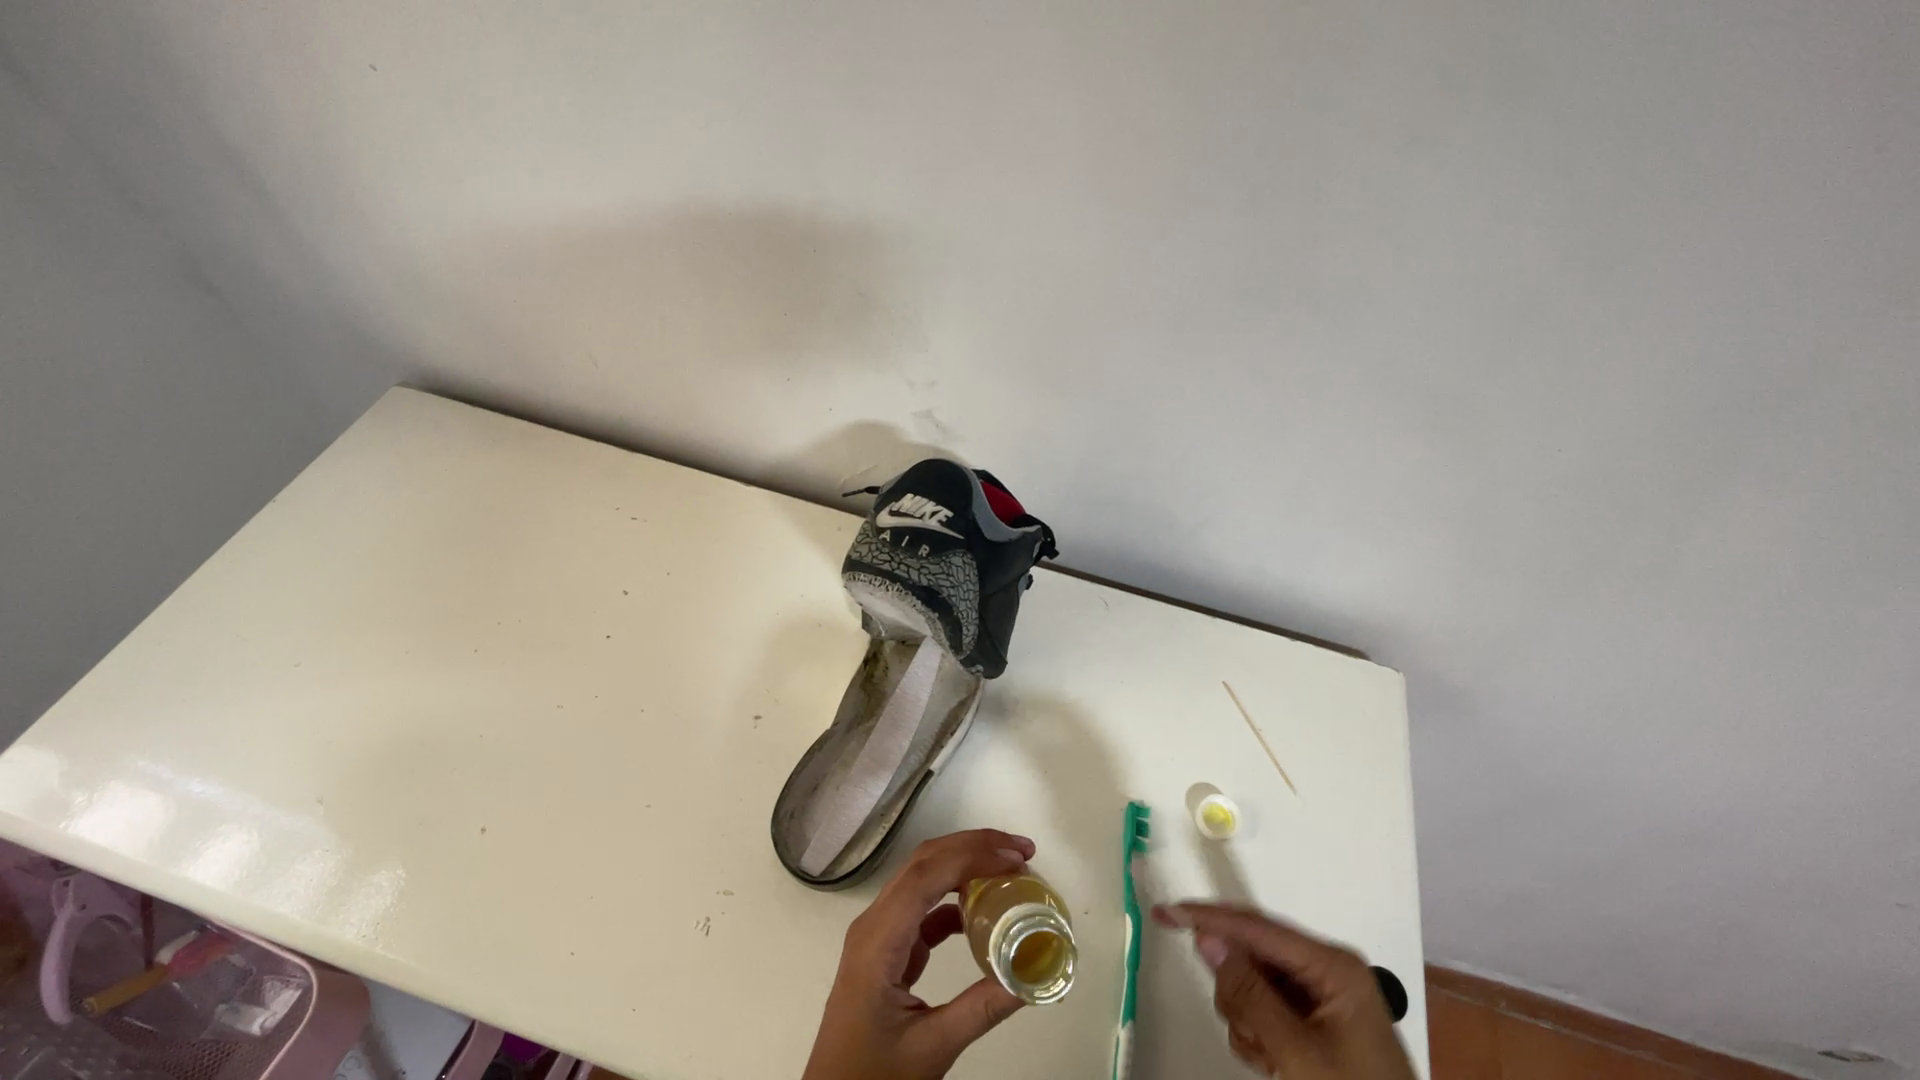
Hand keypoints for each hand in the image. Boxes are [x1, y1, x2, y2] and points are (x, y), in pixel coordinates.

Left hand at [803, 830, 1036, 1079]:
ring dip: (966, 864)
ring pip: (923, 877)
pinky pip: (923, 907)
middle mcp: (874, 924)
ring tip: (1011, 868)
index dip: (971, 857)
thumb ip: (981, 1009)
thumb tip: (1029, 977)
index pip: (924, 877)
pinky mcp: (888, 948)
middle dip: (973, 846)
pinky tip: (986, 908)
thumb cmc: (873, 1074)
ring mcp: (879, 933)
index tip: (1016, 858)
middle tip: (1023, 850)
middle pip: (923, 862)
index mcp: (878, 941)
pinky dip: (957, 897)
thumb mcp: (932, 1047)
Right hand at [1154, 902, 1414, 1079]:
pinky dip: (1256, 1033)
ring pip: (1250, 984)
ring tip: (1271, 1058)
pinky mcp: (1311, 1017)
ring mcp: (1318, 994)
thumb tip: (1207, 938)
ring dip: (1247, 1020)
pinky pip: (1262, 1007)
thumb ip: (1249, 993)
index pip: (1255, 927)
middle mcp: (1324, 969)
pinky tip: (1274, 1061)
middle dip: (1238, 994)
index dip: (1207, 918)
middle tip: (1253, 1037)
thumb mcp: (1297, 1051)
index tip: (1164, 912)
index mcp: (1331, 965)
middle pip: (1250, 955)